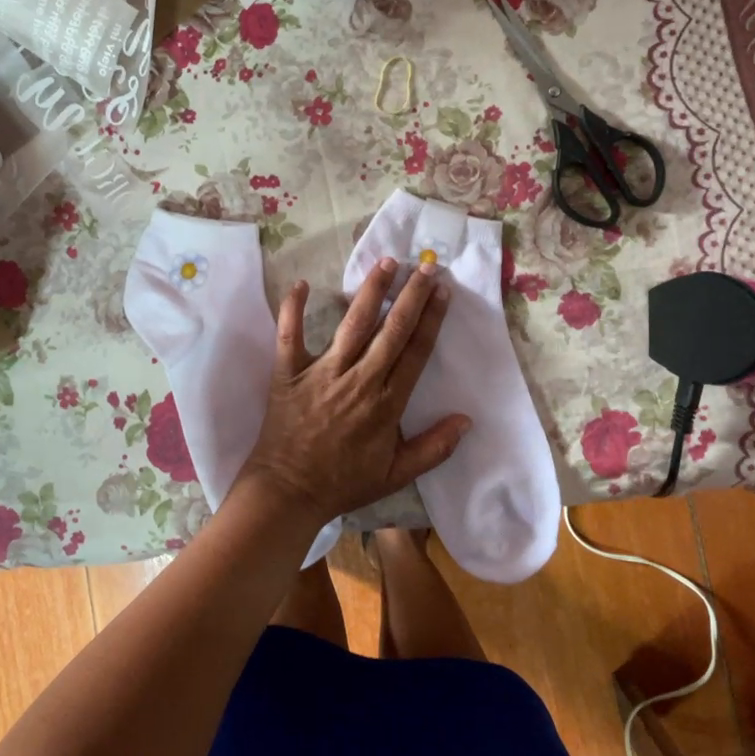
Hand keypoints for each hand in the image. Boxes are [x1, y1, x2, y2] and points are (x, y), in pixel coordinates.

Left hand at [237, 258, 470, 527]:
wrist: (288, 492)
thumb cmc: (342, 484)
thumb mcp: (396, 475)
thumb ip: (434, 448)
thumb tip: (467, 420)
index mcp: (386, 404)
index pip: (415, 352)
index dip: (431, 320)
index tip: (442, 291)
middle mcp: (359, 380)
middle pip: (391, 330)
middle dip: (411, 296)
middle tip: (425, 267)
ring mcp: (322, 373)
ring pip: (352, 324)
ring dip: (370, 292)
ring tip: (386, 263)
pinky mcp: (288, 372)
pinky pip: (289, 335)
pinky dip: (293, 309)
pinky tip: (301, 283)